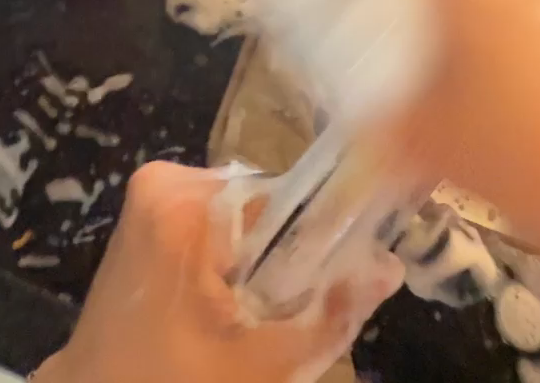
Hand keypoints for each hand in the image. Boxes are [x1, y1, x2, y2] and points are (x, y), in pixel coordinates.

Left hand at [37, 161, 400, 382]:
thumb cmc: (172, 381)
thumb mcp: (258, 364)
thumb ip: (328, 313)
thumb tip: (390, 264)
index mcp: (185, 204)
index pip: (283, 198)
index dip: (314, 240)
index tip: (328, 280)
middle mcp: (167, 178)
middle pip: (261, 202)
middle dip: (281, 251)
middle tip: (279, 309)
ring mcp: (153, 187)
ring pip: (240, 209)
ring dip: (256, 252)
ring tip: (247, 308)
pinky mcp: (148, 201)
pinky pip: (214, 214)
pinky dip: (229, 249)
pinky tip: (223, 295)